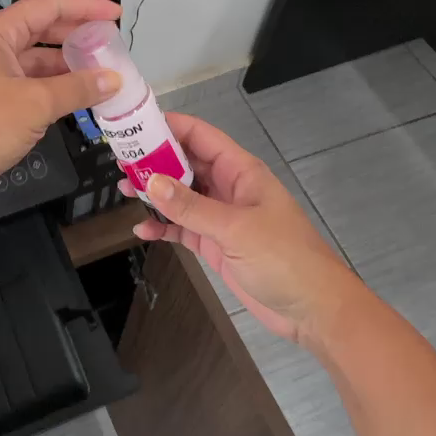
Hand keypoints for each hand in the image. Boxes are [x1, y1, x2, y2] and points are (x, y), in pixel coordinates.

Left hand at [0, 0, 122, 205]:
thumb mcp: (35, 105)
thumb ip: (76, 89)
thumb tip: (111, 80)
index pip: (49, 6)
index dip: (85, 7)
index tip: (114, 14)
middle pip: (41, 29)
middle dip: (77, 35)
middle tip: (110, 44)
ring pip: (34, 59)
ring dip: (66, 65)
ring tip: (100, 74)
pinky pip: (26, 82)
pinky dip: (51, 87)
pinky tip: (74, 98)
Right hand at [131, 113, 351, 344]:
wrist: (314, 311)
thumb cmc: (284, 258)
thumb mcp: (235, 229)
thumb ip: (191, 206)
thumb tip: (151, 181)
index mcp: (240, 171)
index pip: (200, 136)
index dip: (170, 126)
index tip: (136, 124)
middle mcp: (228, 188)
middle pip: (186, 163)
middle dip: (155, 160)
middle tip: (120, 159)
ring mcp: (221, 217)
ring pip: (181, 195)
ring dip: (154, 193)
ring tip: (123, 190)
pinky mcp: (216, 244)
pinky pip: (183, 227)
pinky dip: (163, 227)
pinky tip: (142, 230)